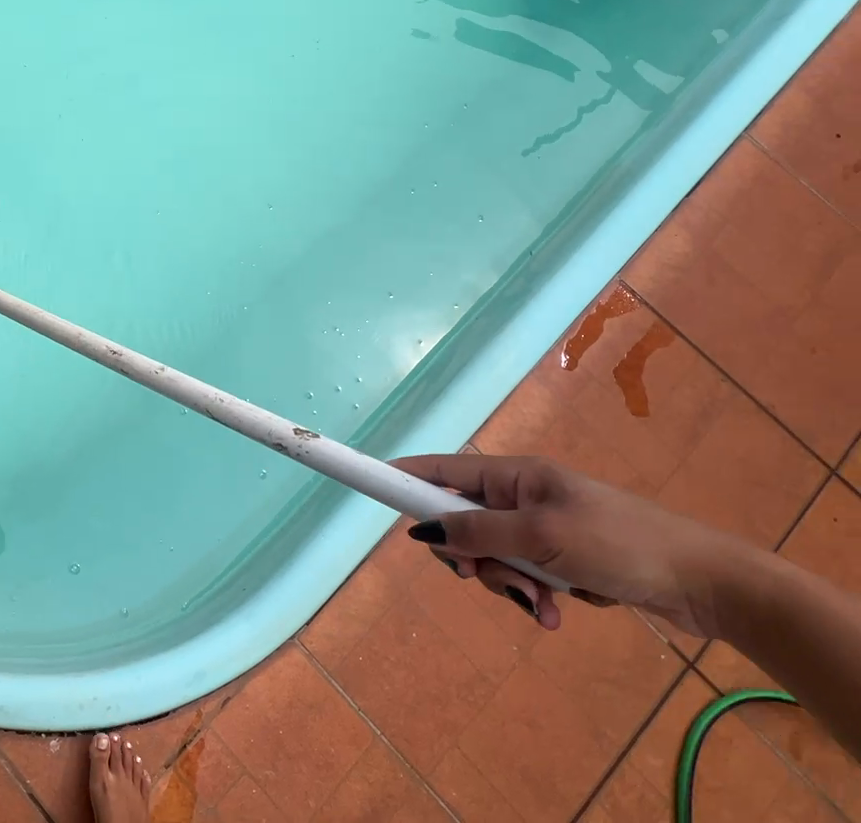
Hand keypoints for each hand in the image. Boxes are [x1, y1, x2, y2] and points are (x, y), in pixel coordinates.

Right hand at [392, 454, 756, 635]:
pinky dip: (531, 595)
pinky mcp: (563, 559)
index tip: (370, 485)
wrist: (712, 586)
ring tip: (539, 604)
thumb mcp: (541, 537)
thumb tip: (422, 531)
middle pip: (459, 521)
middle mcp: (522, 497)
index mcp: (515, 476)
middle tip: (485, 576)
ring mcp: (542, 528)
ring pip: (489, 554)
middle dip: (468, 555)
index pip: (440, 469)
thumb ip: (476, 532)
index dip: (403, 476)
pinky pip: (522, 575)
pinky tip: (553, 614)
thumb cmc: (621, 544)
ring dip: (506, 583)